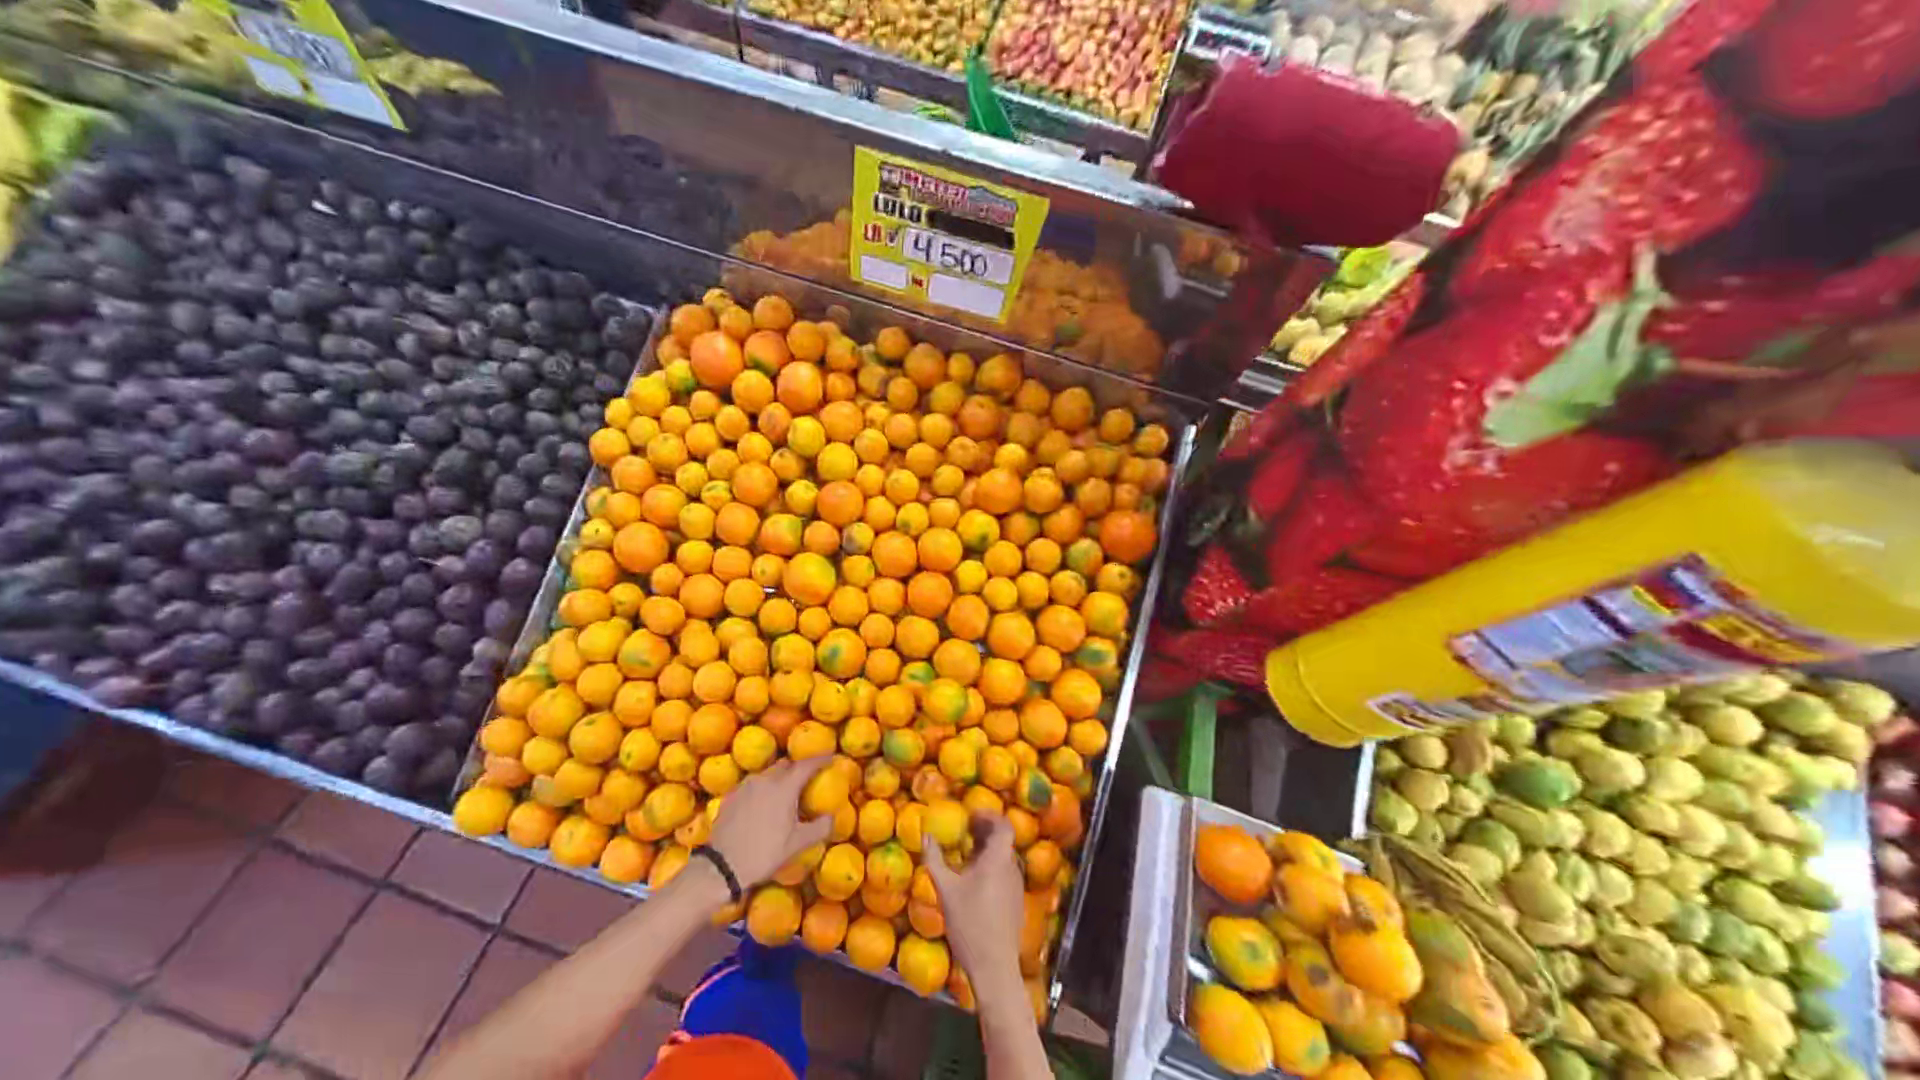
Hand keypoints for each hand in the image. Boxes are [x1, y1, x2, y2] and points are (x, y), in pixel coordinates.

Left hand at [706, 757, 834, 886]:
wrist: (722, 867)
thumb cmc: (764, 853)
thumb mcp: (797, 844)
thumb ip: (820, 827)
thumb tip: (831, 817)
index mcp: (784, 787)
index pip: (806, 765)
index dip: (821, 759)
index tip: (831, 757)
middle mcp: (764, 779)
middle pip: (785, 765)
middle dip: (797, 768)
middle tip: (806, 780)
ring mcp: (745, 786)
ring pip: (767, 774)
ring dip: (778, 778)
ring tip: (783, 795)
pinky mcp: (731, 796)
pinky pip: (752, 785)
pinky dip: (761, 789)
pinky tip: (761, 806)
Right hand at [926, 813, 1025, 983]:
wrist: (994, 965)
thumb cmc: (969, 923)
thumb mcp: (946, 890)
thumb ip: (935, 860)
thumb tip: (926, 835)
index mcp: (998, 859)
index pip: (1003, 825)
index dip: (989, 816)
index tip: (971, 814)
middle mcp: (1011, 867)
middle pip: (1003, 840)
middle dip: (985, 831)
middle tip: (964, 830)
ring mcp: (1016, 885)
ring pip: (1004, 857)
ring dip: (987, 849)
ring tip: (965, 853)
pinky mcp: (1016, 901)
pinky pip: (1004, 872)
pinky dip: (991, 866)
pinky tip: (973, 879)